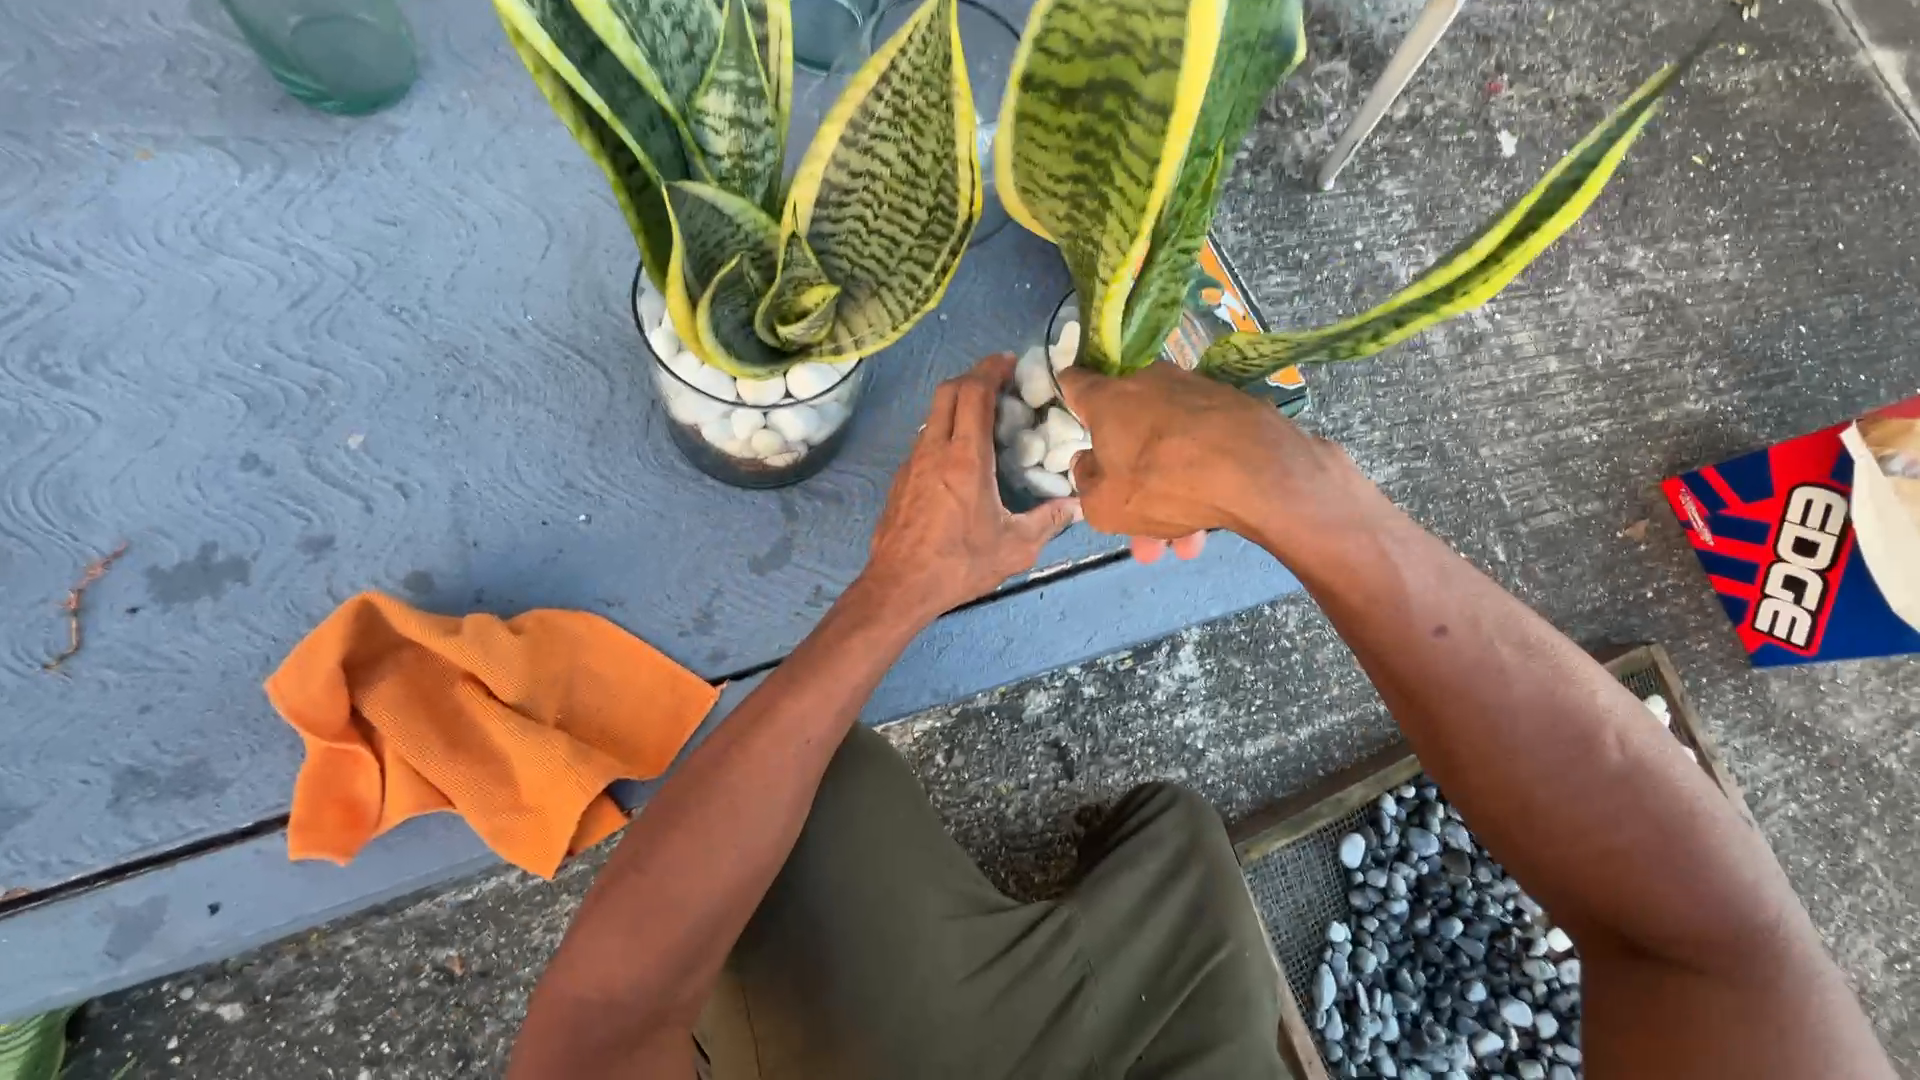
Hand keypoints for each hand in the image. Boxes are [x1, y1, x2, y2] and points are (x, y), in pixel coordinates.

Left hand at [857, 354, 1080, 623]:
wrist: (899, 586)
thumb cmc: (959, 564)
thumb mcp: (1014, 547)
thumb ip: (1047, 522)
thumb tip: (1076, 507)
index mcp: (965, 458)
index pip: (974, 392)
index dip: (991, 368)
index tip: (1009, 362)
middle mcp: (934, 450)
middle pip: (947, 391)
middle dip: (973, 376)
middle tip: (998, 382)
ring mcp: (912, 463)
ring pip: (932, 415)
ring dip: (956, 404)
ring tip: (983, 417)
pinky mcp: (900, 480)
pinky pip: (924, 440)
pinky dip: (944, 431)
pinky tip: (960, 457)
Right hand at [1057, 363, 1380, 555]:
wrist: (1258, 471)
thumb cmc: (1163, 483)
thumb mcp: (1103, 504)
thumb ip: (1085, 483)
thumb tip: (1087, 462)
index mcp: (1108, 397)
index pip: (1074, 383)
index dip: (1068, 401)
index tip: (1072, 421)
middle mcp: (1148, 382)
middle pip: (1126, 431)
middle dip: (1128, 481)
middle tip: (1134, 527)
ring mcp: (1194, 392)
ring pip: (1167, 449)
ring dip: (1168, 497)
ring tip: (1181, 546)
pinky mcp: (1233, 408)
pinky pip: (1201, 449)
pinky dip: (1199, 483)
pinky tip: (1207, 528)